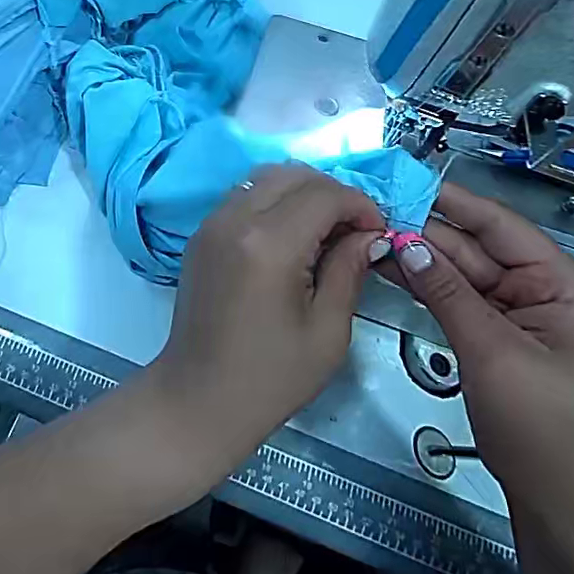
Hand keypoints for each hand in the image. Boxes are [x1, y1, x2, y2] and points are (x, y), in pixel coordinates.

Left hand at [144, 164, 385, 464]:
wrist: (197, 400)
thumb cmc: (269, 378)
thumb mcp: (327, 332)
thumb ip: (349, 270)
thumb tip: (368, 235)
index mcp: (269, 245)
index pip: (324, 194)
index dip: (360, 205)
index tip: (377, 233)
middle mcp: (236, 219)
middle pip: (296, 174)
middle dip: (334, 193)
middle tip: (354, 229)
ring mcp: (213, 221)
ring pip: (268, 175)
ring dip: (303, 191)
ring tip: (324, 229)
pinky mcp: (202, 232)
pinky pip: (246, 193)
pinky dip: (276, 199)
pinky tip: (291, 235)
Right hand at [386, 182, 573, 522]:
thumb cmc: (549, 438)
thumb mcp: (495, 357)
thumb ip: (449, 294)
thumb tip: (408, 244)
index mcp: (569, 288)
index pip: (502, 228)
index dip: (453, 203)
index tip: (408, 182)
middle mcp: (552, 296)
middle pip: (482, 252)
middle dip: (430, 235)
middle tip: (377, 213)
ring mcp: (530, 322)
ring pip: (470, 279)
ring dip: (426, 262)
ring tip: (377, 238)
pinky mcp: (511, 346)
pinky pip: (469, 307)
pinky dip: (436, 293)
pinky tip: (399, 273)